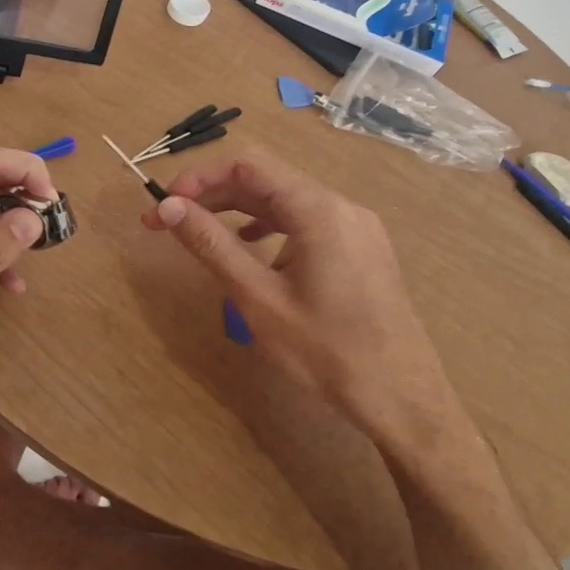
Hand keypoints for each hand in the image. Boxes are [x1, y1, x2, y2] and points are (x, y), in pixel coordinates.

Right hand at [142, 153, 454, 437]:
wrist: (404, 401)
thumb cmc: (325, 350)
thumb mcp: (256, 296)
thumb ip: (210, 244)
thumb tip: (167, 207)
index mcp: (318, 210)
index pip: (247, 167)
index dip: (199, 178)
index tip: (165, 205)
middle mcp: (341, 207)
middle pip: (264, 180)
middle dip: (211, 194)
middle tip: (169, 221)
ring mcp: (356, 228)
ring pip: (284, 200)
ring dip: (236, 209)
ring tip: (201, 233)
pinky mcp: (361, 250)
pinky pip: (305, 220)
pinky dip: (268, 224)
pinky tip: (250, 246)